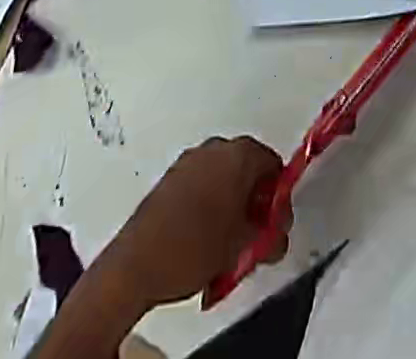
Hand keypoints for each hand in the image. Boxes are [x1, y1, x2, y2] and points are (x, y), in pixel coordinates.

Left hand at [99, 136, 288, 307]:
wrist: (137, 265)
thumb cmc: (192, 248)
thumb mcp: (246, 247)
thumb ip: (272, 235)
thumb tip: (275, 235)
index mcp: (239, 155)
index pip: (274, 165)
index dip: (278, 197)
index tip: (274, 222)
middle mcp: (214, 149)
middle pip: (249, 168)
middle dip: (256, 200)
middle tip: (256, 233)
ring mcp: (189, 161)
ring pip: (224, 177)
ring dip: (232, 203)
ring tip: (230, 242)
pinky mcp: (170, 177)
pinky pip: (202, 183)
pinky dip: (210, 203)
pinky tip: (206, 238)